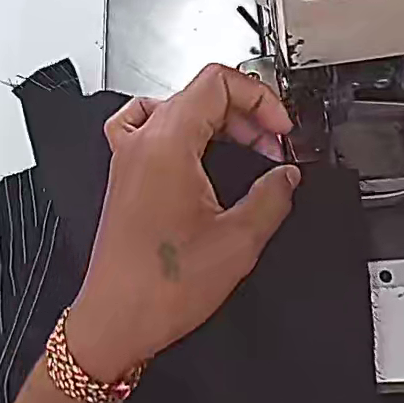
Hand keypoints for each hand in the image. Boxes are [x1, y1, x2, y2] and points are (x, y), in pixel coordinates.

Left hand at [64, 64, 299, 381]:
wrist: (116, 320)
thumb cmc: (160, 288)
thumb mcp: (238, 241)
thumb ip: (273, 196)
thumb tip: (287, 176)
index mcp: (168, 143)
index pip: (218, 83)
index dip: (261, 98)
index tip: (280, 129)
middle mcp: (142, 141)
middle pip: (202, 93)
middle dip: (248, 114)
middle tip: (273, 148)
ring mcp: (129, 156)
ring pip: (180, 107)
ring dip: (220, 122)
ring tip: (245, 150)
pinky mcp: (126, 175)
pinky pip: (150, 128)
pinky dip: (182, 131)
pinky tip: (198, 152)